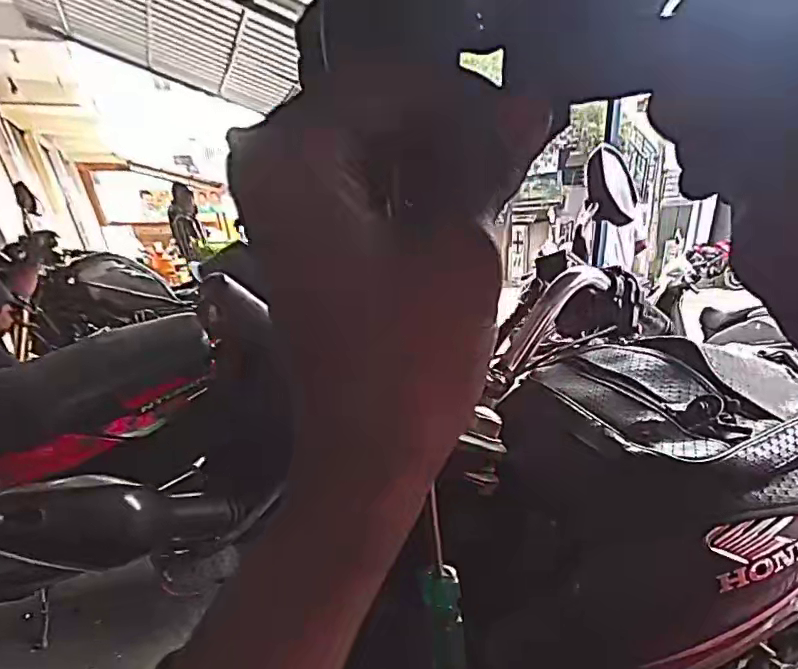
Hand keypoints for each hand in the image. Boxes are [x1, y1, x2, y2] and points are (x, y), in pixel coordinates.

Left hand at [227, 65, 550, 482]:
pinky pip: (364, 202)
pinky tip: (457, 220)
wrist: (369, 457)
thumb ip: (486, 166)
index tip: (520, 115)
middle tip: (515, 151)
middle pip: (378, 117)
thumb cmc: (398, 382)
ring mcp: (287, 223)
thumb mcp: (460, 255)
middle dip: (453, 133)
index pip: (395, 83)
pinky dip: (411, 204)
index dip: (470, 99)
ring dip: (436, 169)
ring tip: (495, 189)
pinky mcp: (309, 258)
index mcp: (297, 163)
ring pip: (373, 160)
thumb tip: (521, 116)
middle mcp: (276, 184)